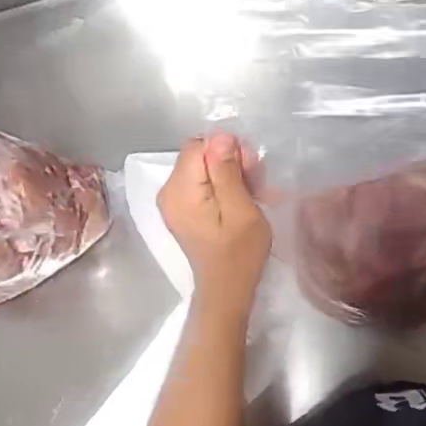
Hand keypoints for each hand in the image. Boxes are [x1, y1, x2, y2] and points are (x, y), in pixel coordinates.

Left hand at [160, 132, 271, 308]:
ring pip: (203, 169)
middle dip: (230, 162)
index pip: (199, 146)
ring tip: (253, 194)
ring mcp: (174, 201)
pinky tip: (242, 200)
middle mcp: (169, 191)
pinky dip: (223, 187)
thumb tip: (220, 136)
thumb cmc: (239, 254)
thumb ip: (227, 171)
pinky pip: (202, 185)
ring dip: (231, 175)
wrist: (227, 290)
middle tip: (256, 183)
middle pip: (199, 155)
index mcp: (180, 190)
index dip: (228, 150)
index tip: (251, 170)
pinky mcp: (183, 210)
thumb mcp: (240, 209)